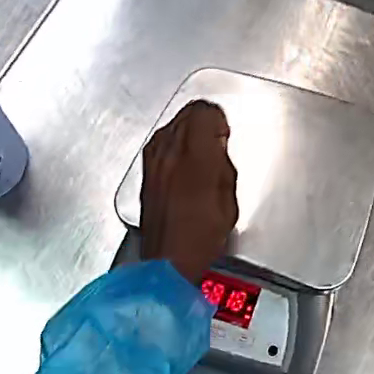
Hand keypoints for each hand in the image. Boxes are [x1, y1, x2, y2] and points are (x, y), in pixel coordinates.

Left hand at [140, 100, 239, 284]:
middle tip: (214, 140)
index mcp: (196, 154)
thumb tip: (218, 149)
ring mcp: (152, 162)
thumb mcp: (228, 202)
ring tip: (199, 154)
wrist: (168, 261)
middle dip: (202, 122)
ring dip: (186, 134)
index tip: (224, 133)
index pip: (205, 112)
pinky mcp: (144, 174)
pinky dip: (172, 148)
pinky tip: (182, 167)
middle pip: (185, 114)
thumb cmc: (199, 239)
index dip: (219, 120)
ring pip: (170, 127)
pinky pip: (159, 146)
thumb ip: (224, 166)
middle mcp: (169, 152)